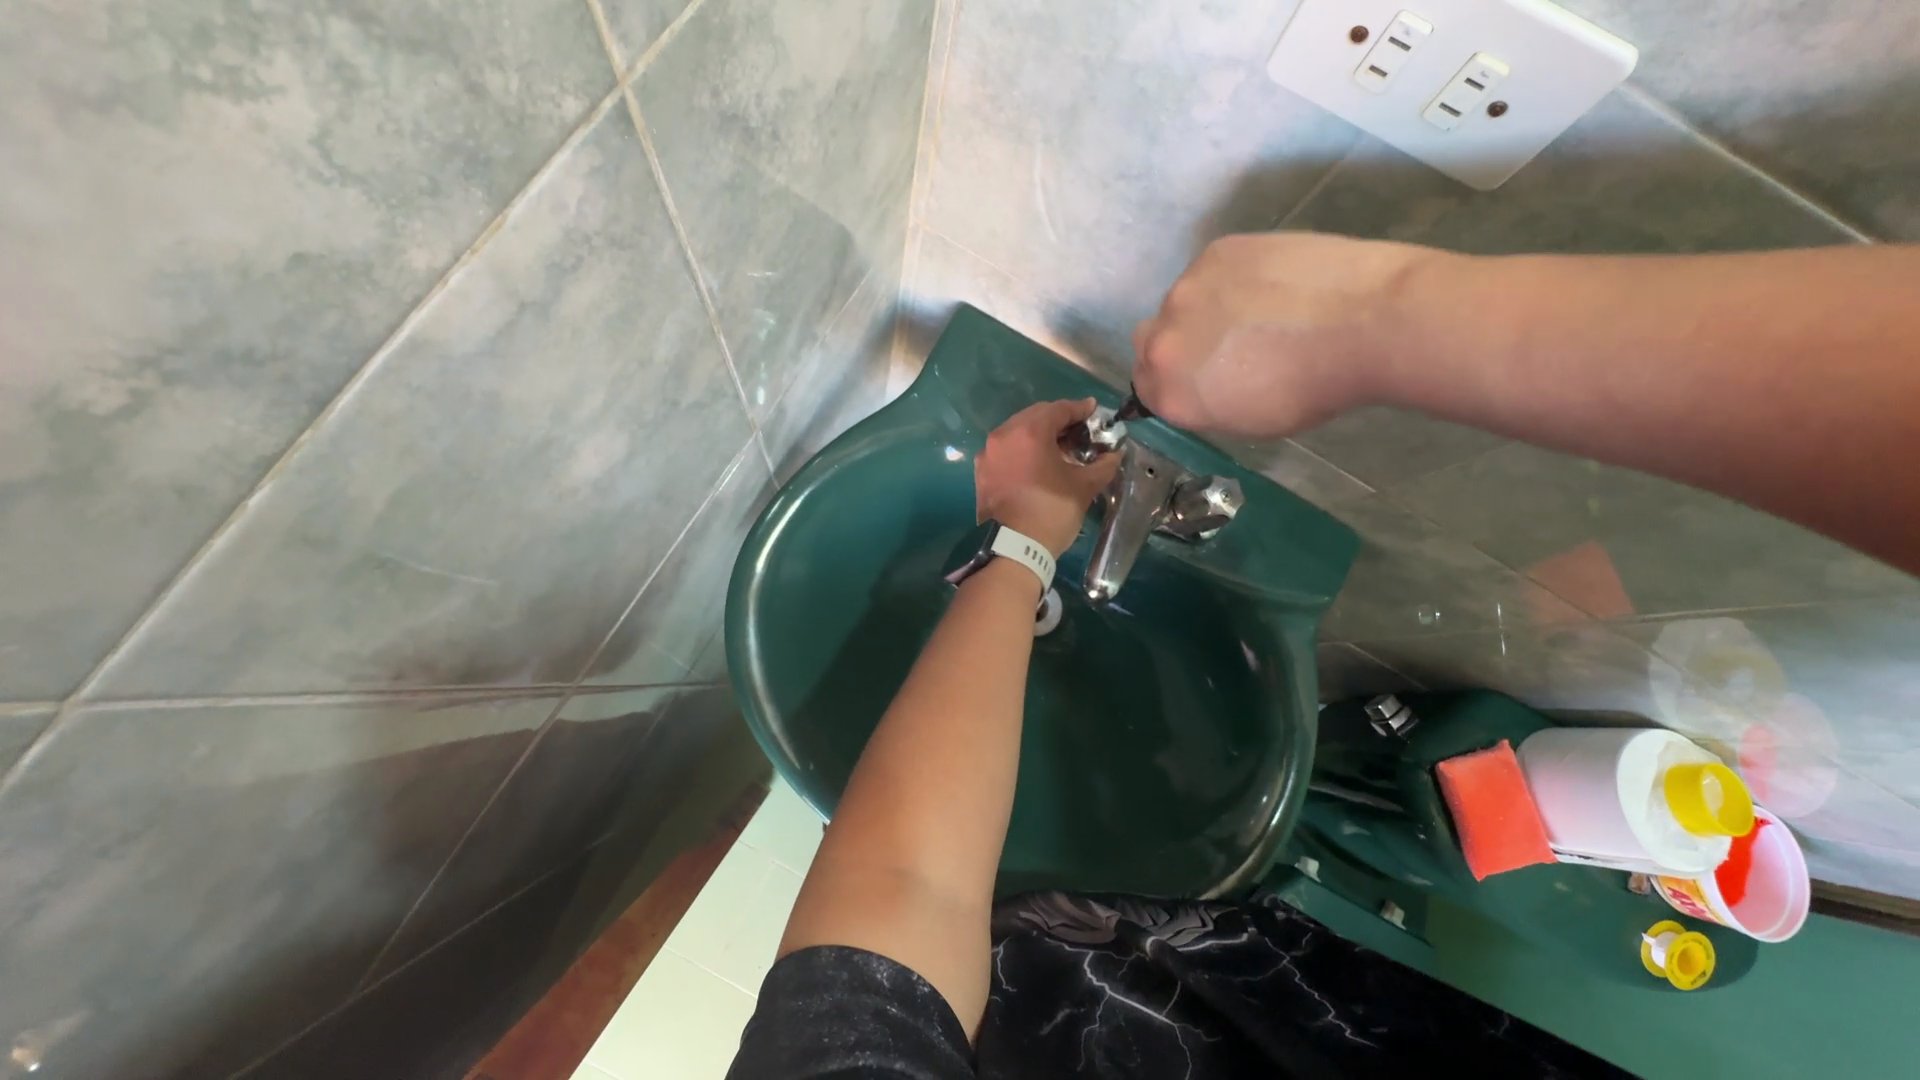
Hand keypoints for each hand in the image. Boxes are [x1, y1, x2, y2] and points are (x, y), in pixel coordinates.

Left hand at [975, 399, 1122, 555]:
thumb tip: (1113, 455)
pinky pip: (1006, 450)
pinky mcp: (981, 472)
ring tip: (1061, 447)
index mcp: (1028, 432)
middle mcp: (1004, 435)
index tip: (1093, 411)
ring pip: (1017, 432)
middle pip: (1035, 417)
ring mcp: (988, 454)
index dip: (1079, 409)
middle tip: (1079, 430)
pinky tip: (1039, 463)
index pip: (1058, 409)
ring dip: (1039, 434)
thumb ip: (1102, 465)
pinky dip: (1023, 450)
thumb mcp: (1084, 487)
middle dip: (1058, 421)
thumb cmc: (1051, 512)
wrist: (1013, 549)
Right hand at [1131, 233, 1440, 437]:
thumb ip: (1205, 404)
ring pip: (1179, 302)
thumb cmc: (1315, 389)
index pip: (1143, 387)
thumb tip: (1199, 385)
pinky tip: (1269, 285)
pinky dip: (1229, 280)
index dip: (1171, 383)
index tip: (1198, 379)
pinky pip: (1208, 271)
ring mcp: (1186, 290)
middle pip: (1149, 341)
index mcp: (1171, 393)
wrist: (1367, 322)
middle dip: (1177, 345)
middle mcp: (1163, 342)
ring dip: (1203, 309)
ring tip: (1255, 311)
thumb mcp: (1250, 421)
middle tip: (1223, 346)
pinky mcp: (1215, 252)